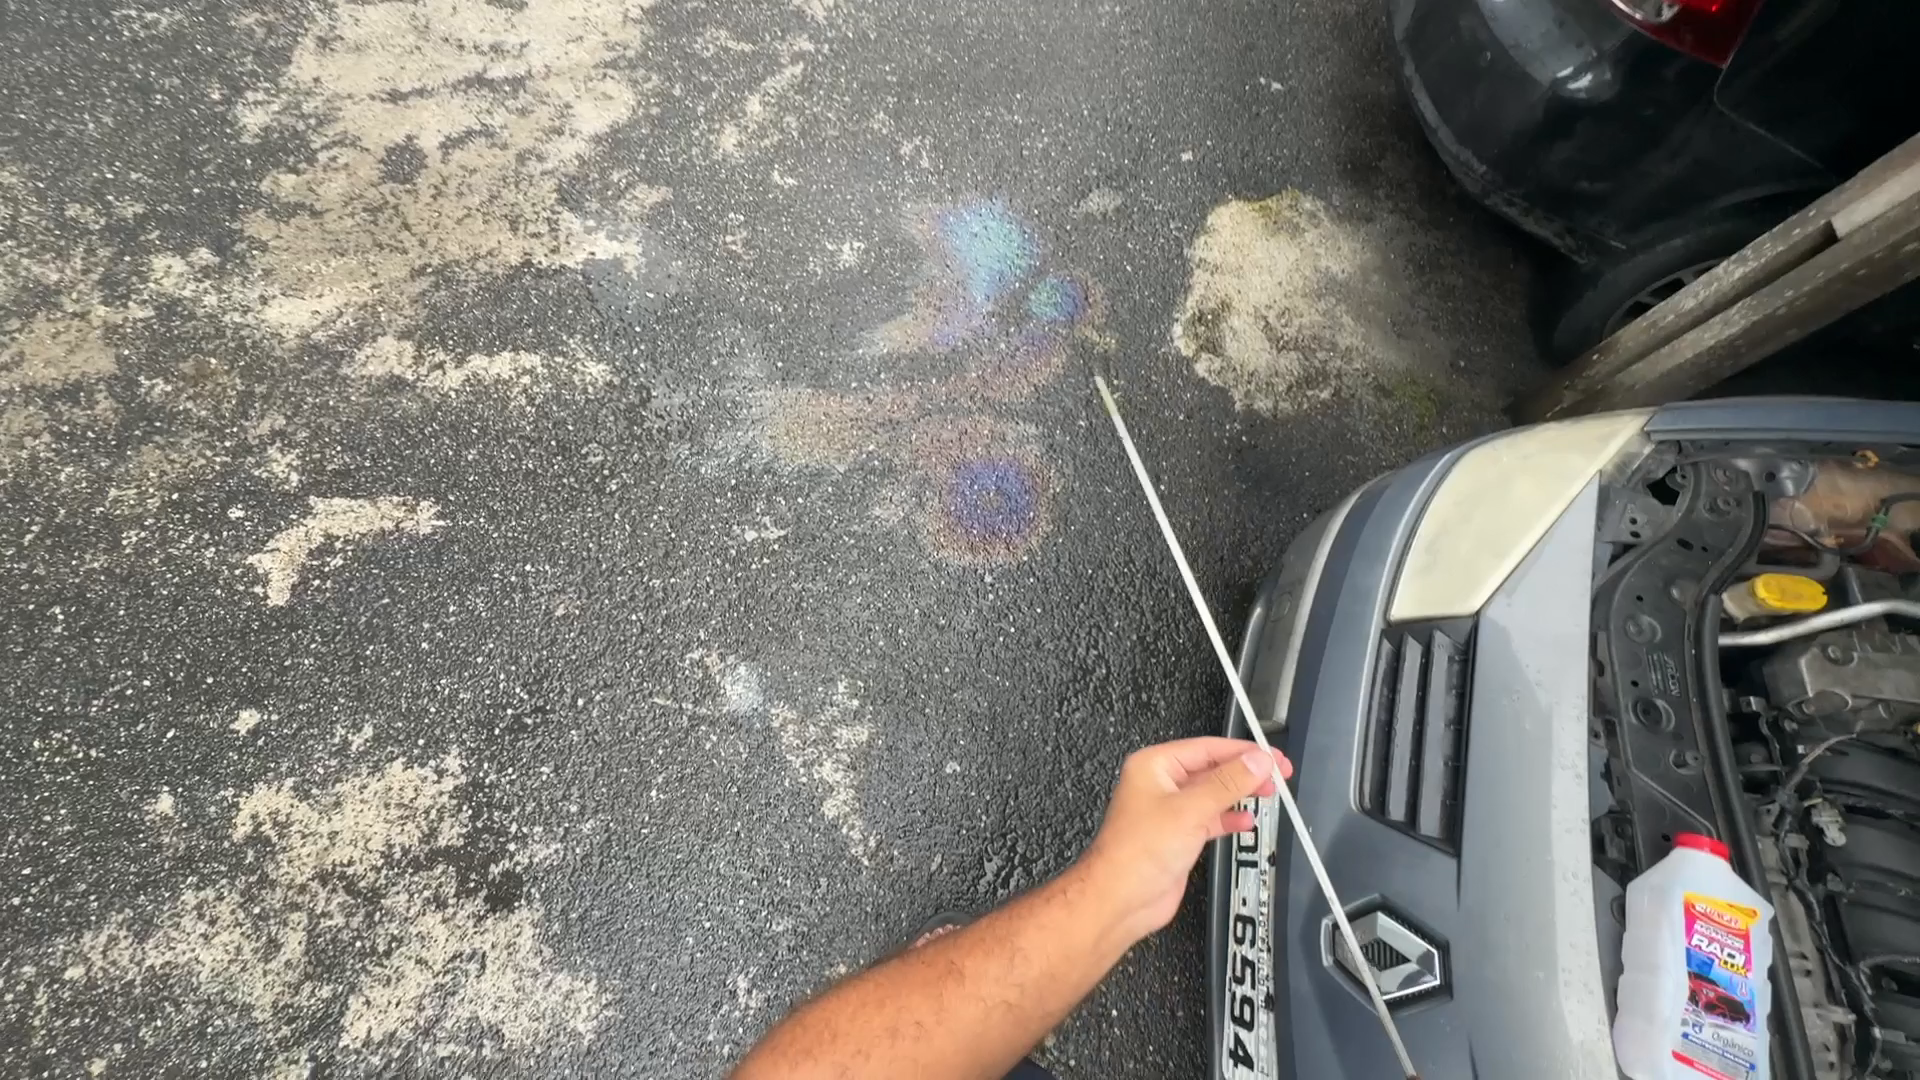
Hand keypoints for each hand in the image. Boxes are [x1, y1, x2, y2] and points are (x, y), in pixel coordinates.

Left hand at [1075, 737, 1292, 946]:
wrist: (1122, 897)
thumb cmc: (1137, 851)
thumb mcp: (1189, 810)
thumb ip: (1227, 784)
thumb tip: (1255, 761)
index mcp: (1154, 765)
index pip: (1205, 748)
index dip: (1241, 751)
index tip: (1270, 756)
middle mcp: (1160, 783)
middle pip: (1210, 768)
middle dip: (1244, 771)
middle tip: (1277, 773)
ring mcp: (1169, 809)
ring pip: (1212, 793)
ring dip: (1239, 793)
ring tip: (1269, 792)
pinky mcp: (1178, 834)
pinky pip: (1209, 817)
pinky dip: (1228, 817)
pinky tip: (1246, 820)